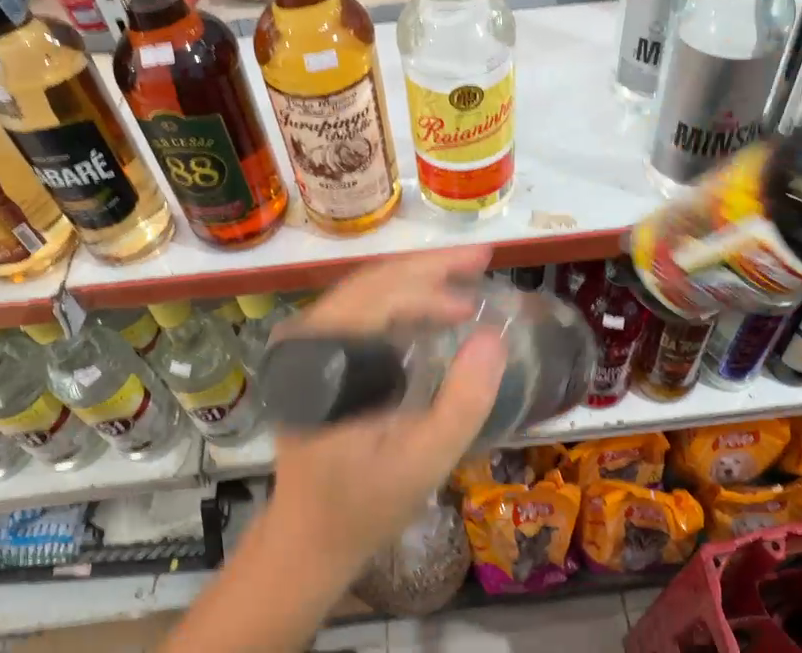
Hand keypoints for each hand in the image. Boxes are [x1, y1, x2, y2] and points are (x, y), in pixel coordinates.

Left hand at [263, 247, 507, 576]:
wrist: (308, 540)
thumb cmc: (365, 505)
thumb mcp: (424, 462)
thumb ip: (462, 402)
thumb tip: (493, 337)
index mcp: (325, 360)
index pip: (381, 293)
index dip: (434, 274)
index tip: (482, 268)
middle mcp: (308, 342)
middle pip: (372, 283)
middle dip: (430, 268)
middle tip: (481, 261)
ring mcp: (308, 350)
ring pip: (365, 293)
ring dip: (416, 282)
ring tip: (465, 281)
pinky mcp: (316, 361)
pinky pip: (361, 313)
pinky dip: (400, 303)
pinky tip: (434, 311)